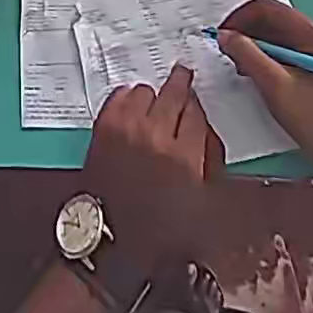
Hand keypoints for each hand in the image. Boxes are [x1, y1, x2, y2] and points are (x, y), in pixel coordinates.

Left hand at [81, 65, 221, 273]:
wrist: (109, 237)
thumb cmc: (156, 227)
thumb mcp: (197, 202)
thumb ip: (207, 160)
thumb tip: (205, 128)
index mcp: (185, 158)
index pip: (196, 113)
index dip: (196, 106)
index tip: (194, 102)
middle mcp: (157, 136)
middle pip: (175, 92)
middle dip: (181, 83)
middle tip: (182, 75)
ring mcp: (128, 127)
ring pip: (147, 90)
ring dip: (152, 96)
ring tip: (152, 107)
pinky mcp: (104, 124)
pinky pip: (120, 93)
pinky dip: (128, 98)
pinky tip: (131, 108)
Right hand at [217, 0, 312, 168]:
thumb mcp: (275, 86)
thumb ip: (247, 55)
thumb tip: (224, 35)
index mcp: (311, 32)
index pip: (266, 8)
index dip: (239, 18)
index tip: (222, 36)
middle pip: (269, 17)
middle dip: (244, 31)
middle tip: (227, 51)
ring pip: (272, 32)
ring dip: (251, 43)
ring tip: (239, 65)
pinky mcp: (311, 60)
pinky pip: (279, 45)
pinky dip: (262, 53)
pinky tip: (254, 72)